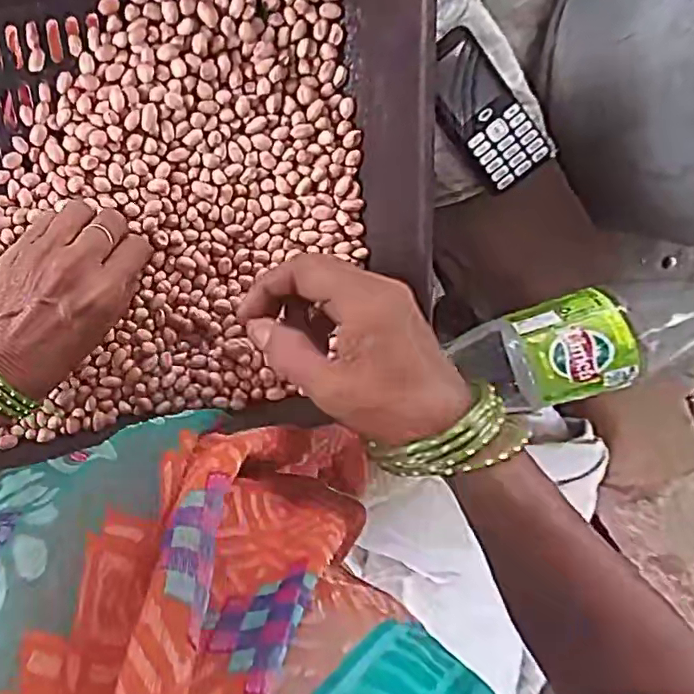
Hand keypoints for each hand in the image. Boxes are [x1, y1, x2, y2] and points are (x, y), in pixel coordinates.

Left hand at [0, 199, 151, 397]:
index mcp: (103, 293)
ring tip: (81, 237)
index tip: (130, 256)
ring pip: (81, 209)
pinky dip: (57, 225)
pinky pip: (48, 218)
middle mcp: (78, 265)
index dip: (136, 251)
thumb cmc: (47, 359)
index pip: (137, 247)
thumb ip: (116, 296)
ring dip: (86, 221)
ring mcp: (47, 251)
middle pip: (112, 221)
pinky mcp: (21, 246)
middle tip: (107, 244)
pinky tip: (55, 242)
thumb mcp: (97, 333)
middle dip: (114, 231)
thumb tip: (125, 270)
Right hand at [236, 255, 472, 444]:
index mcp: (363, 299)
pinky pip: (346, 297)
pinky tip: (312, 343)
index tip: (246, 318)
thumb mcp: (326, 387)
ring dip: (298, 304)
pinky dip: (320, 312)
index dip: (266, 287)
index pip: (302, 268)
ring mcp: (389, 297)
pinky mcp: (393, 311)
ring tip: (283, 340)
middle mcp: (378, 287)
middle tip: (259, 327)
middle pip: (315, 269)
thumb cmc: (388, 408)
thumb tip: (257, 328)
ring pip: (329, 282)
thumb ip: (285, 351)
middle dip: (279, 294)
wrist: (447, 424)